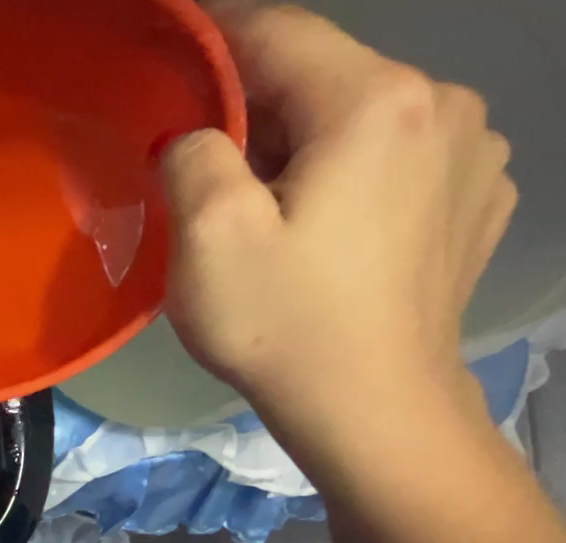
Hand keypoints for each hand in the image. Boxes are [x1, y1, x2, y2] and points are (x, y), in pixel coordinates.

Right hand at [159, 6, 515, 444]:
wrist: (371, 402)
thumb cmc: (280, 320)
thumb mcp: (208, 235)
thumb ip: (193, 157)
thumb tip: (194, 135)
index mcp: (375, 105)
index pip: (284, 33)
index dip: (219, 30)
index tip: (171, 36)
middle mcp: (443, 106)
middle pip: (326, 78)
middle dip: (256, 106)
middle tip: (196, 156)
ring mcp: (472, 154)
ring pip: (362, 119)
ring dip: (303, 142)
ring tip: (260, 202)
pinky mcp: (474, 199)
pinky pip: (397, 159)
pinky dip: (347, 173)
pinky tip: (320, 227)